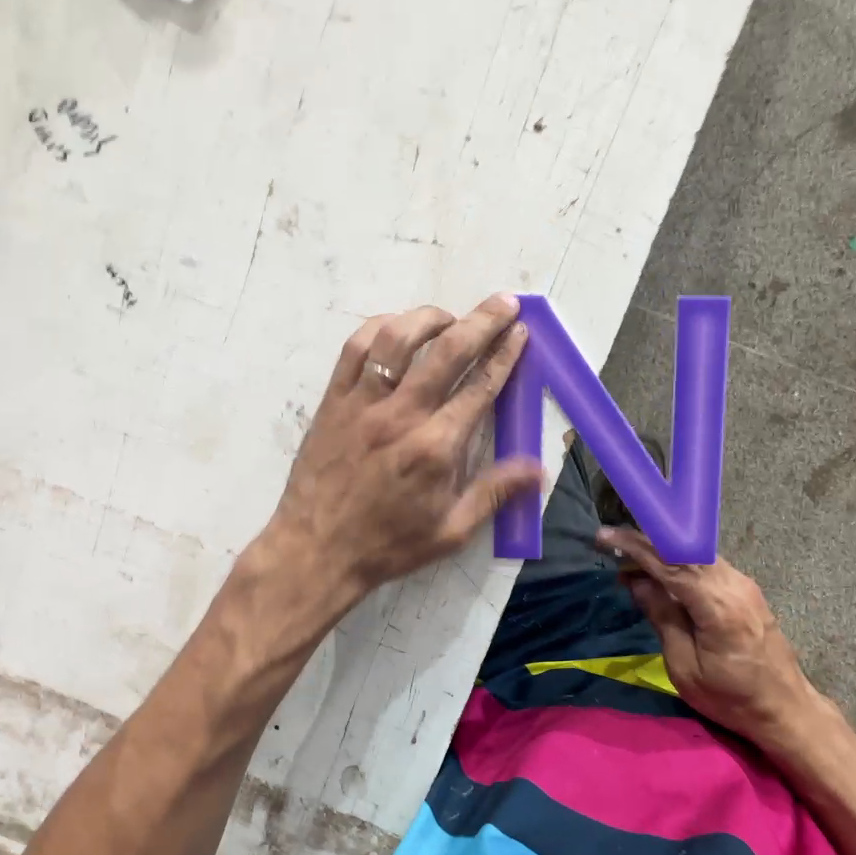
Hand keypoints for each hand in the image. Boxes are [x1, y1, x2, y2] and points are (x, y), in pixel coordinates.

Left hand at [266, 294, 543, 599]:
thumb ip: (495, 492)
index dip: (505, 356)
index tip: (521, 332)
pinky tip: (395, 328)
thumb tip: (539, 469)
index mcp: (436, 447)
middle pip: (448, 352)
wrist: (316, 551)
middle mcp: (402, 415)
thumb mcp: (452, 530)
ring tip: (450, 317)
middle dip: (481, 322)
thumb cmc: (389, 545)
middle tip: (504, 303)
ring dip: (429, 318)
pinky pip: (355, 350)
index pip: (480, 388)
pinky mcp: (333, 401)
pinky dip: (379, 329)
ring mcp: (363, 403)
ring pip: (398, 339)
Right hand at [597, 526, 825, 746]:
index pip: (669, 563)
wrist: (785, 709)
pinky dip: (680, 563)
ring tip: (629, 564)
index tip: (604, 536)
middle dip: (644, 543)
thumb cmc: (732, 699)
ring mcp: (744, 584)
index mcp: (717, 604)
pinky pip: (707, 565)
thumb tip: (638, 582)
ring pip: (696, 554)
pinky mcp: (746, 591)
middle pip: (683, 549)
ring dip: (662, 553)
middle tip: (611, 545)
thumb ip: (663, 618)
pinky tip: (661, 576)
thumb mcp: (686, 668)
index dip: (634, 547)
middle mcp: (734, 583)